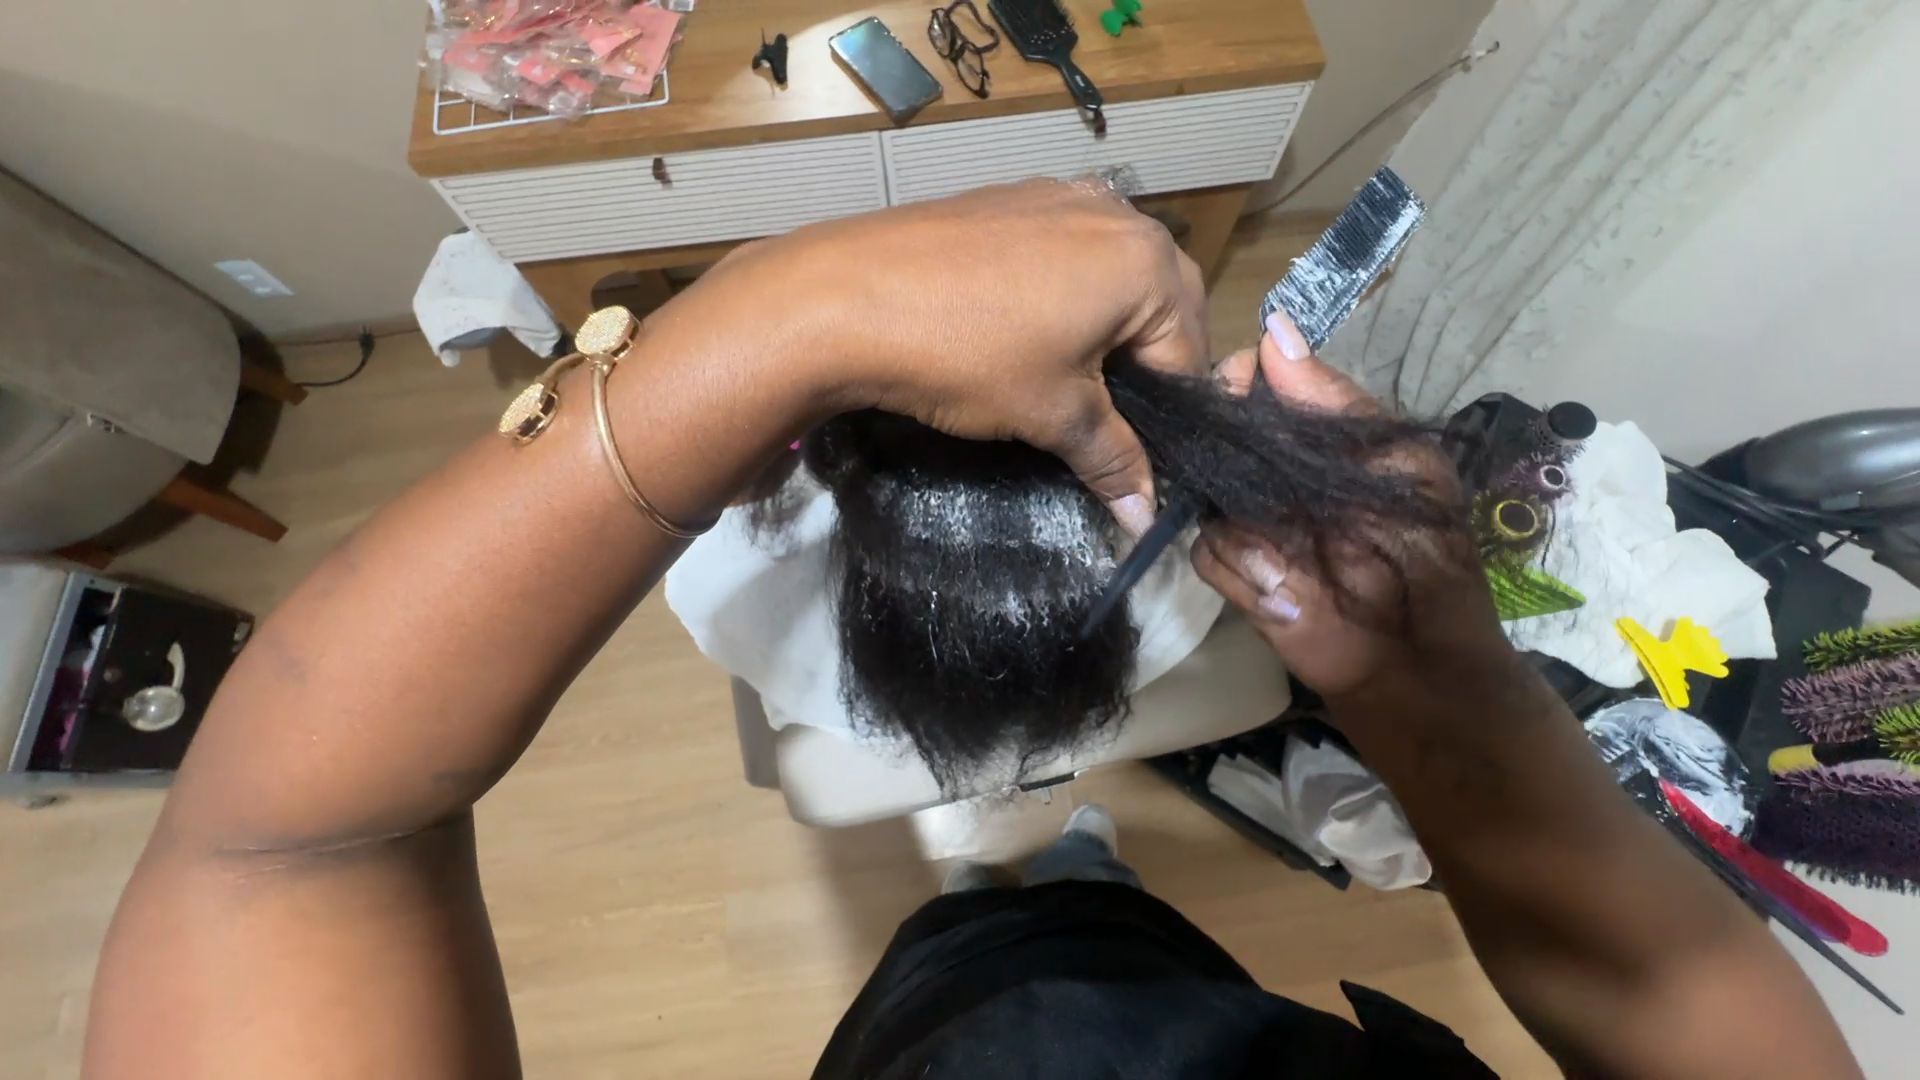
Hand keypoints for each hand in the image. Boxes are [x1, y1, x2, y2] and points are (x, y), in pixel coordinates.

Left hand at [650, 179, 1209, 533]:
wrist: (847, 297)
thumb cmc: (970, 356)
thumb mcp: (1052, 414)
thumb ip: (1113, 461)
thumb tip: (1146, 521)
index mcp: (1148, 263)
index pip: (1188, 356)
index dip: (1167, 415)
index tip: (1133, 450)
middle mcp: (1117, 213)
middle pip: (1157, 309)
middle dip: (1138, 367)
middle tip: (1094, 415)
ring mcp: (1059, 195)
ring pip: (1109, 279)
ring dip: (1098, 330)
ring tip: (1054, 375)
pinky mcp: (1010, 197)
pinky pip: (1062, 255)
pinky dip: (1059, 296)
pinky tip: (1016, 327)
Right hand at [1190, 323, 1514, 704]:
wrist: (1417, 655)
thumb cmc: (1427, 552)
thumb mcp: (1400, 462)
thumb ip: (1333, 403)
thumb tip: (1272, 330)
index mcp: (1312, 445)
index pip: (1256, 391)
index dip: (1239, 379)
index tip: (1236, 379)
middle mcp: (1269, 478)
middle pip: (1216, 440)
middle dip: (1224, 443)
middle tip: (1258, 471)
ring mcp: (1246, 526)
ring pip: (1204, 498)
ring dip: (1247, 523)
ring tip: (1295, 551)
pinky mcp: (1232, 574)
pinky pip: (1207, 553)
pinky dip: (1245, 568)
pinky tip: (1288, 588)